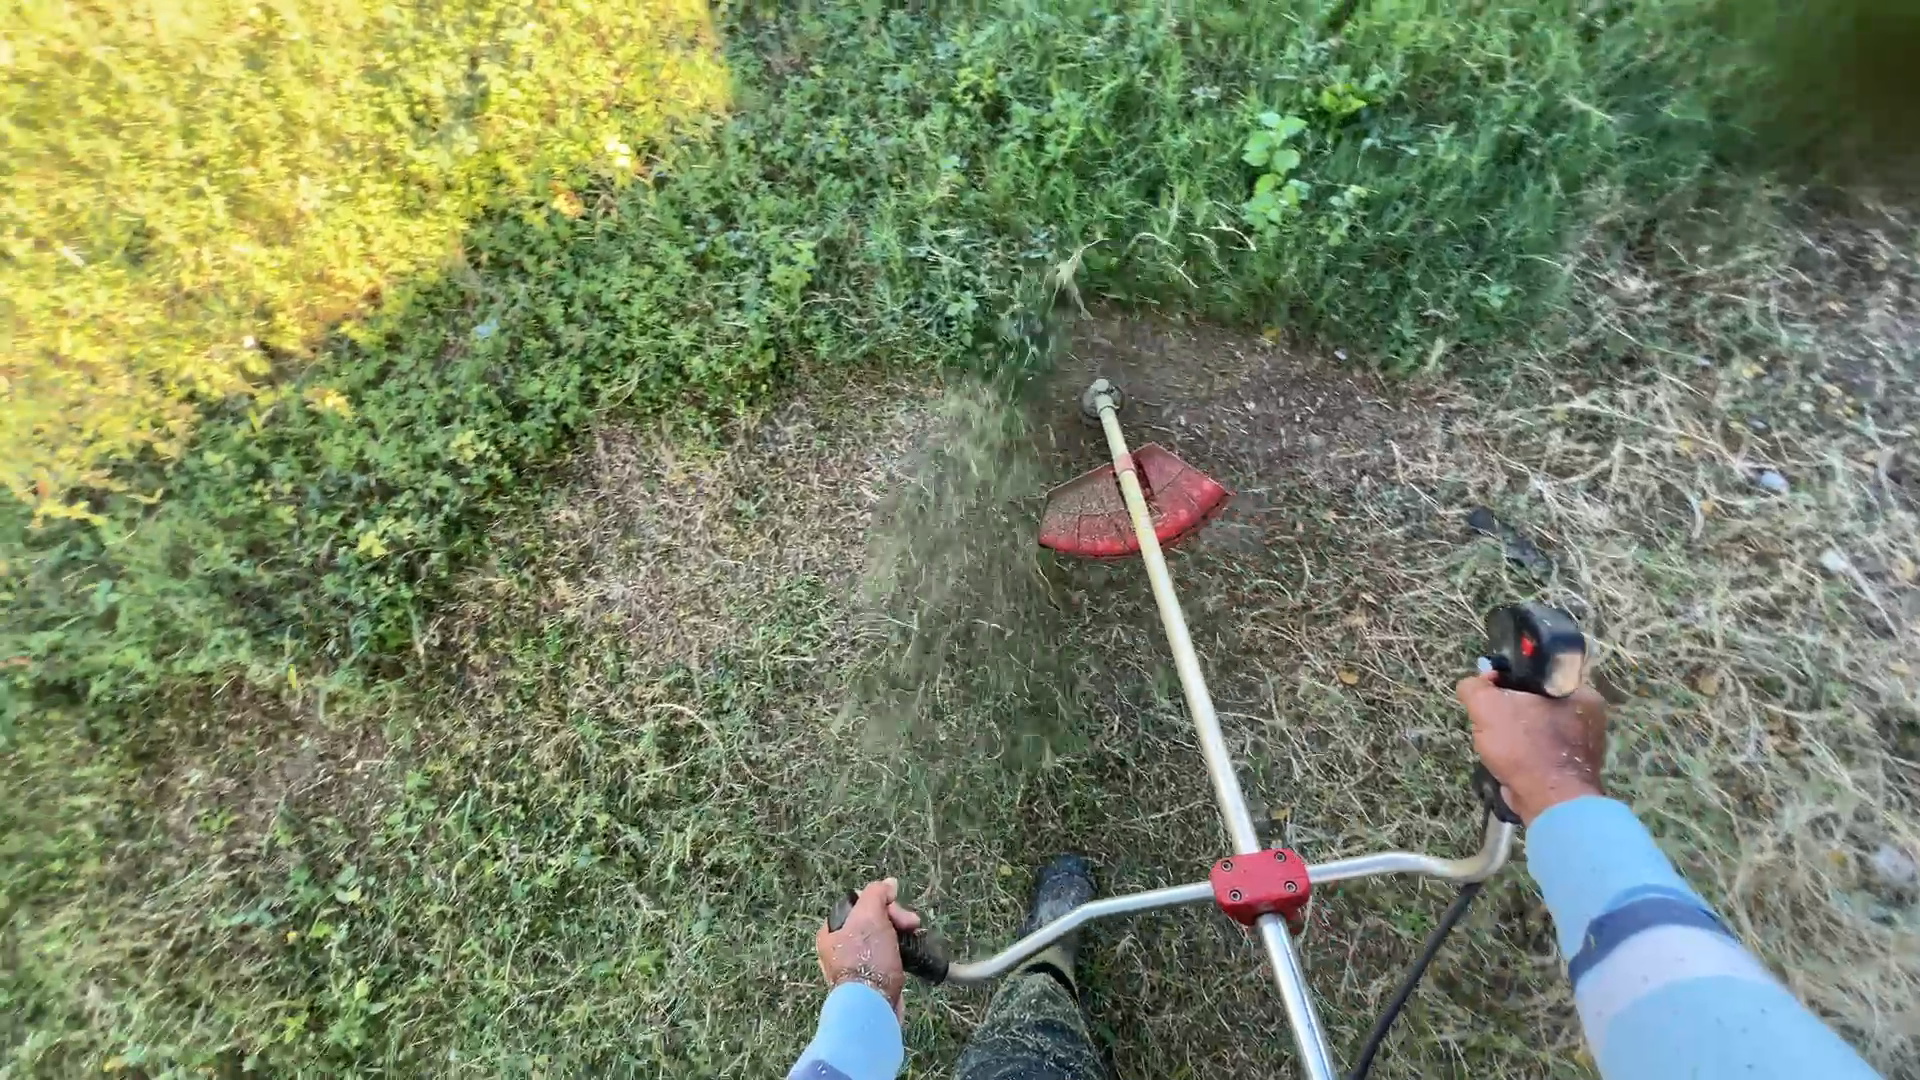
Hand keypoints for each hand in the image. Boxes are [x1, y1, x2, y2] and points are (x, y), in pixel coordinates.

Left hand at [816, 878, 921, 1020]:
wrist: (872, 1007)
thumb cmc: (867, 956)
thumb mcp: (870, 914)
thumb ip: (877, 892)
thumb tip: (889, 883)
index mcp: (831, 929)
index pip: (859, 902)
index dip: (880, 901)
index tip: (894, 908)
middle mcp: (839, 945)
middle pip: (872, 918)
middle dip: (894, 917)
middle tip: (910, 923)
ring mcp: (855, 963)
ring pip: (882, 935)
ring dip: (900, 932)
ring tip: (915, 935)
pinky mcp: (871, 978)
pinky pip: (886, 954)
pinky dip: (899, 950)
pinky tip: (911, 951)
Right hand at [1457, 673, 1608, 825]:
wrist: (1548, 800)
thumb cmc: (1523, 746)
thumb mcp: (1485, 705)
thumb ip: (1474, 686)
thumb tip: (1475, 685)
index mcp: (1579, 692)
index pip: (1532, 674)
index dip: (1503, 680)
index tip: (1486, 694)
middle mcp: (1589, 714)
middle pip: (1530, 699)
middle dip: (1505, 710)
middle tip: (1491, 722)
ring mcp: (1584, 742)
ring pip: (1533, 724)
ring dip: (1512, 732)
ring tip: (1499, 744)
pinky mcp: (1574, 764)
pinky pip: (1540, 746)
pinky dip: (1523, 751)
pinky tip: (1511, 759)